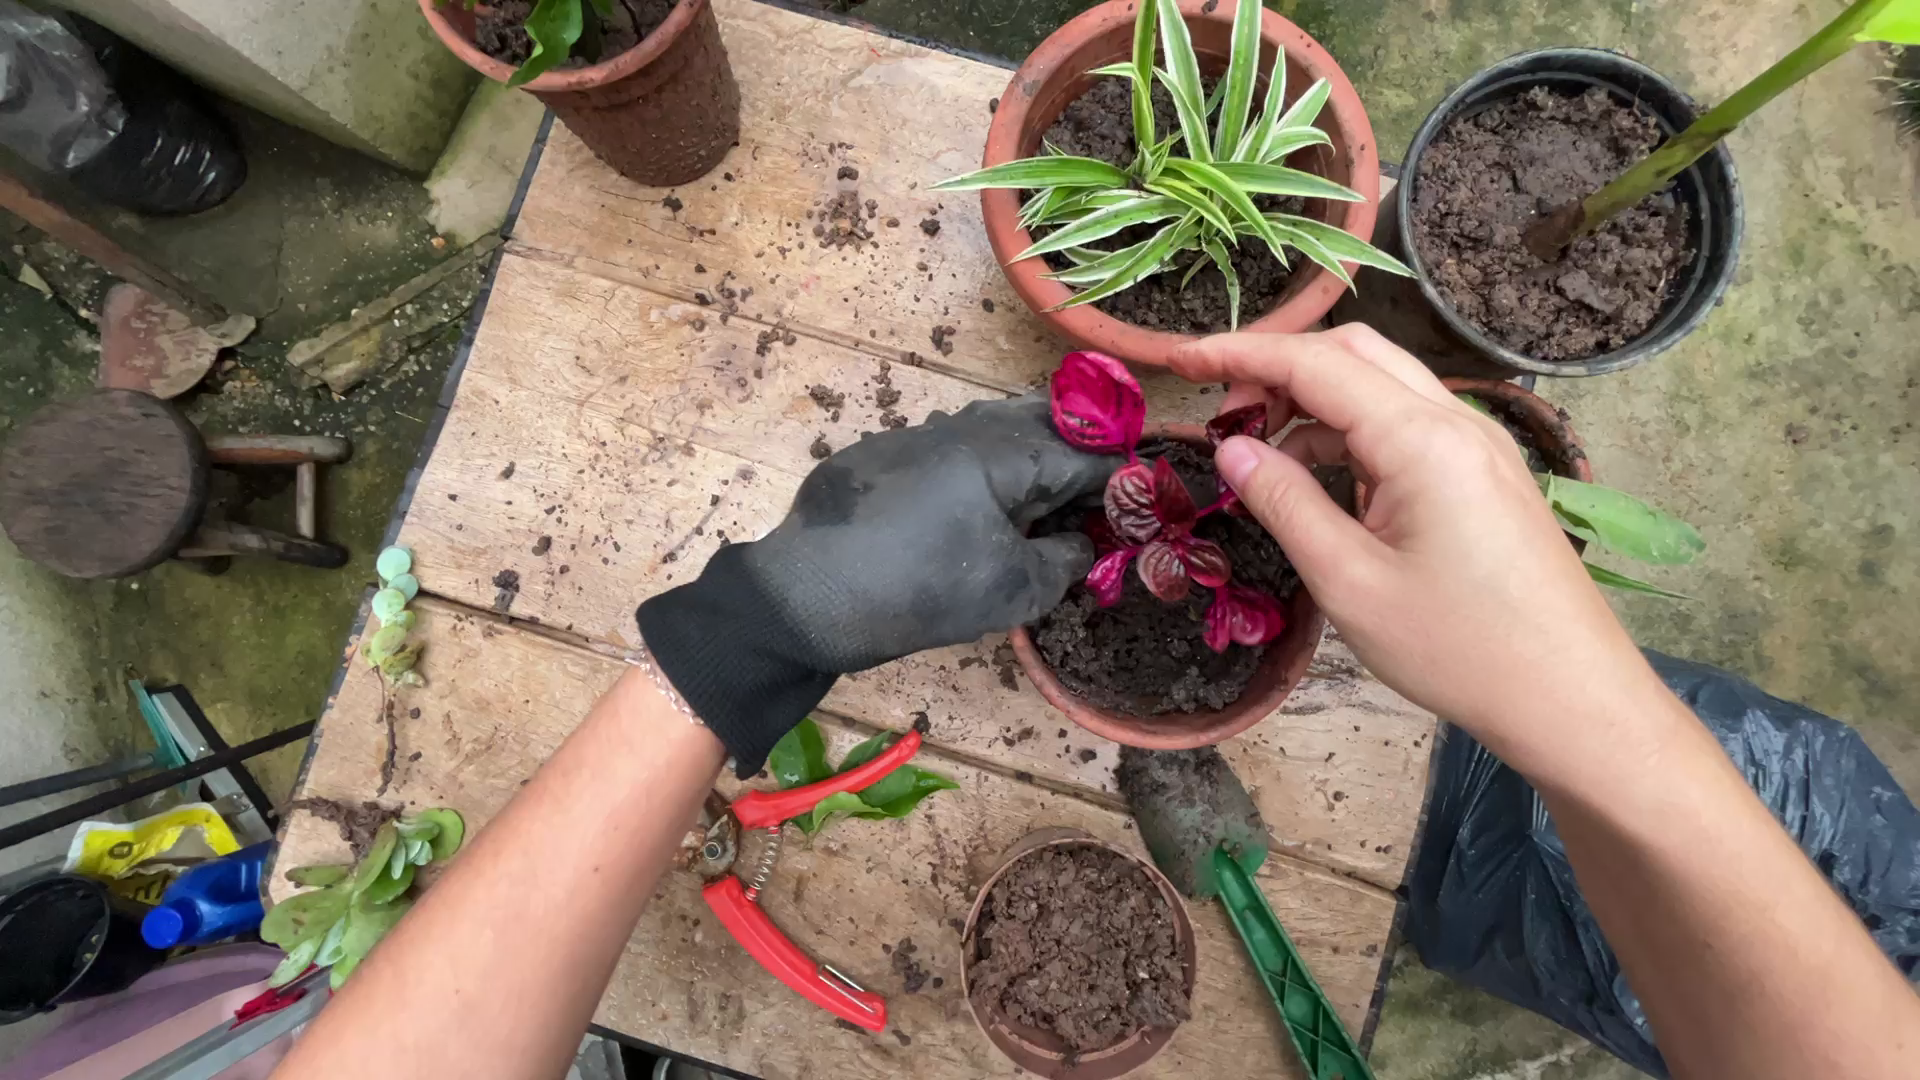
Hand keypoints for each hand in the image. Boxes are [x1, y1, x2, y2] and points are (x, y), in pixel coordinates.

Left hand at [637, 396, 1112, 773]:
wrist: (808, 594)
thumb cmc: (921, 591)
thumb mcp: (1010, 590)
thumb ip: (1063, 561)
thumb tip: (1083, 541)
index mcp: (1005, 452)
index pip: (1085, 454)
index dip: (1123, 471)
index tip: (1152, 482)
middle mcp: (965, 427)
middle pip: (1042, 424)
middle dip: (1080, 448)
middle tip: (1102, 480)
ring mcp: (919, 434)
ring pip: (993, 428)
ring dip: (1030, 451)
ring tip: (1049, 484)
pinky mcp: (884, 452)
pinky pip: (952, 445)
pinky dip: (983, 462)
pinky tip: (979, 494)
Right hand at [1170, 327, 1661, 775]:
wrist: (1571, 701)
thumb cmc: (1455, 648)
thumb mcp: (1346, 580)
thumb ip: (1284, 501)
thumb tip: (1231, 448)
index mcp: (1421, 441)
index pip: (1314, 365)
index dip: (1238, 353)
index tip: (1179, 362)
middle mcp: (1455, 422)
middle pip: (1352, 353)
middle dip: (1276, 366)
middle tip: (1222, 416)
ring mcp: (1474, 445)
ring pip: (1377, 385)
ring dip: (1309, 400)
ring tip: (1259, 453)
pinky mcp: (1478, 473)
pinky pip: (1398, 425)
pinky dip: (1343, 433)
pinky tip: (1316, 479)